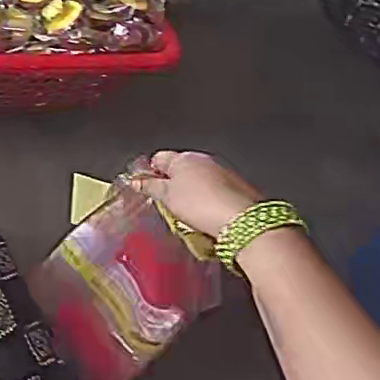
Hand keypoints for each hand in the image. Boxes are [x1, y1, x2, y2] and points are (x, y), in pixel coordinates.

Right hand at [135, 151, 264, 233]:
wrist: (242, 222)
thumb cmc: (200, 205)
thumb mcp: (166, 197)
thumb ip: (149, 186)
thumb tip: (136, 181)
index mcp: (184, 157)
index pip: (158, 158)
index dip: (150, 173)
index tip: (147, 189)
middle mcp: (204, 160)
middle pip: (179, 169)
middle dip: (171, 185)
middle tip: (167, 204)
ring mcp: (222, 172)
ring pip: (197, 180)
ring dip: (190, 193)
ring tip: (188, 214)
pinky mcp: (237, 187)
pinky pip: (214, 191)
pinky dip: (208, 200)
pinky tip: (207, 215)